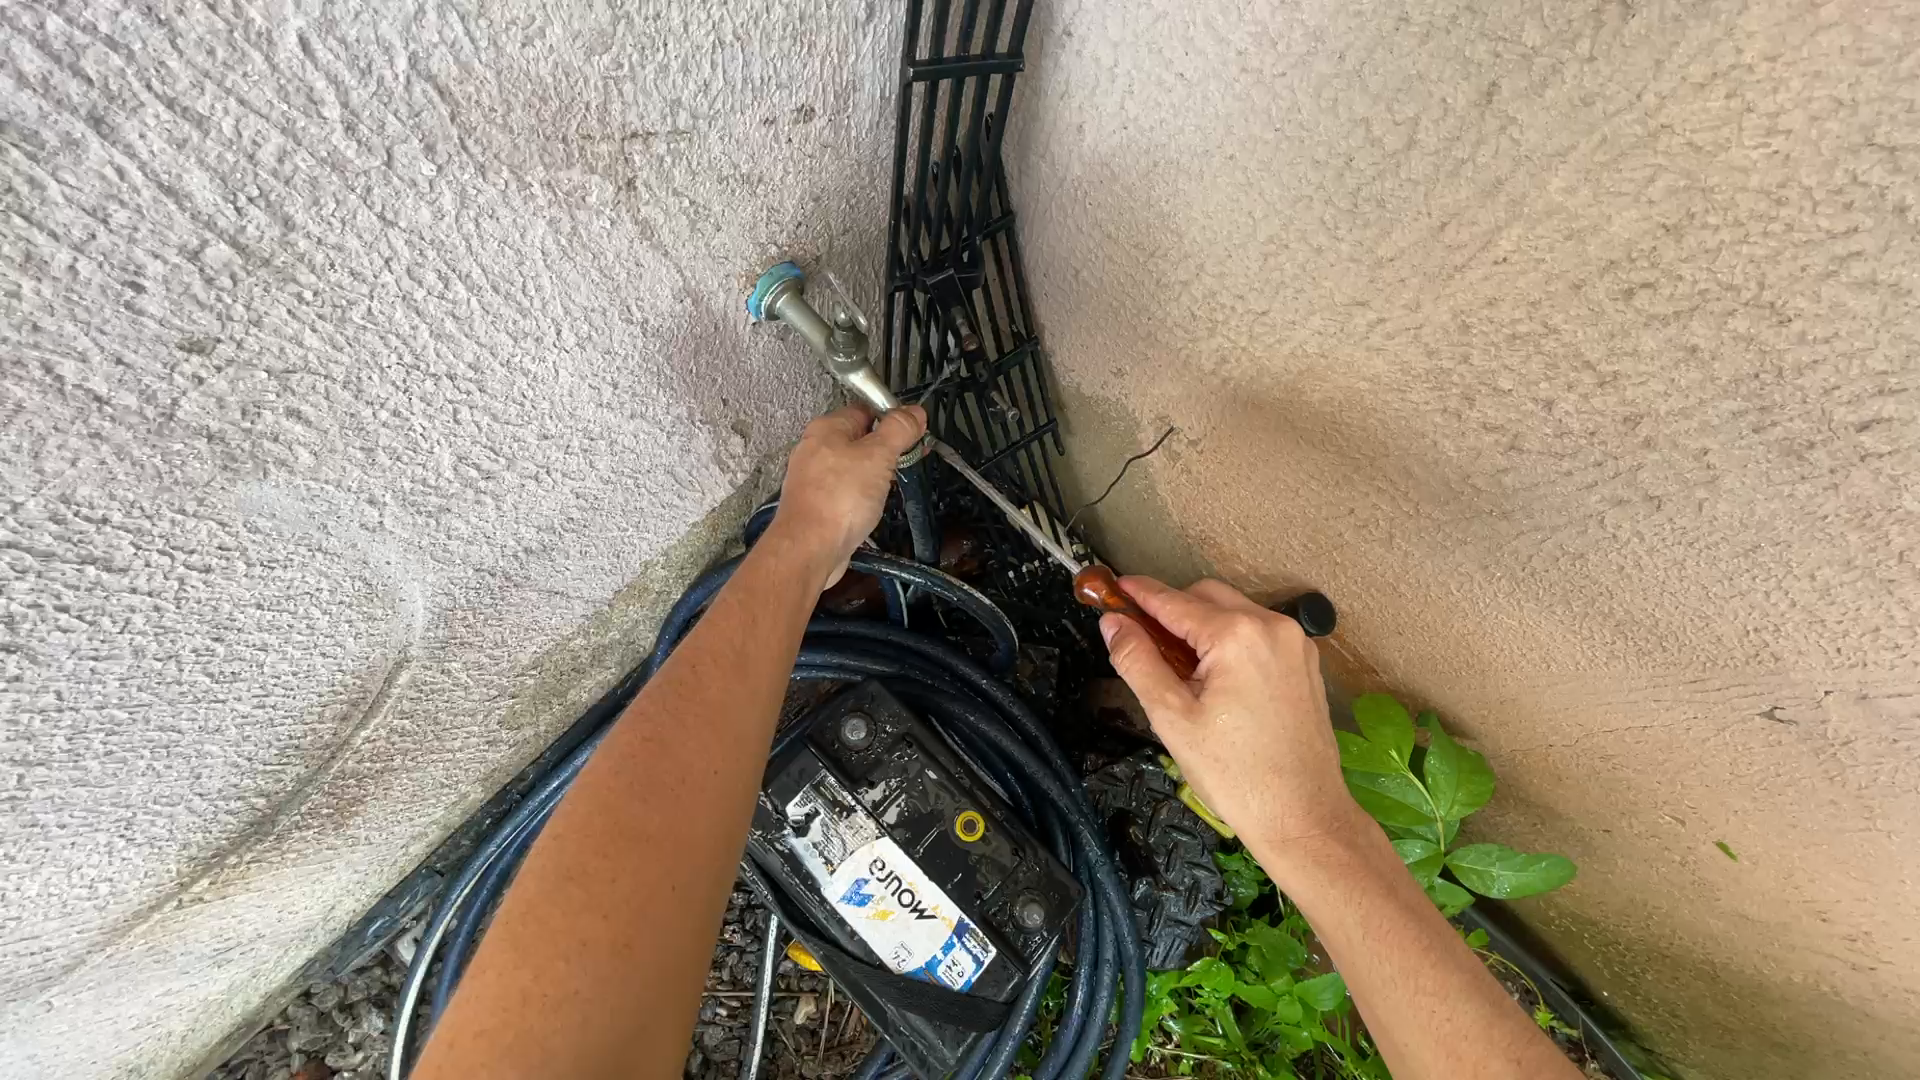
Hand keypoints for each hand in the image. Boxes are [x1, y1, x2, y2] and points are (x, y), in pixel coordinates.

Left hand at [769, 403, 926, 588]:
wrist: (810, 549)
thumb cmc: (835, 502)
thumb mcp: (878, 457)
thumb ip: (898, 431)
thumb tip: (914, 413)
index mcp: (827, 428)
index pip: (866, 409)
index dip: (893, 418)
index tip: (913, 431)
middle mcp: (816, 449)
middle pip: (860, 438)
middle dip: (887, 450)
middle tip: (906, 460)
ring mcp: (815, 478)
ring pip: (853, 467)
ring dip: (876, 475)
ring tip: (890, 487)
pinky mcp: (818, 504)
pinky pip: (846, 490)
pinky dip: (863, 495)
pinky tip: (872, 507)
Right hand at [1100, 577, 1365, 874]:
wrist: (1303, 817)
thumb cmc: (1234, 773)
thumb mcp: (1170, 717)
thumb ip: (1137, 660)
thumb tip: (1113, 623)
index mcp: (1237, 636)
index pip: (1174, 601)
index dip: (1139, 593)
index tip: (1113, 588)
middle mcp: (1271, 627)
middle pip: (1206, 595)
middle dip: (1171, 609)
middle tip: (1141, 637)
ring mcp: (1294, 643)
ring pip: (1232, 610)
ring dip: (1200, 623)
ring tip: (1177, 665)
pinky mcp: (1304, 662)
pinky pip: (1256, 631)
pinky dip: (1228, 638)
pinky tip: (1212, 674)